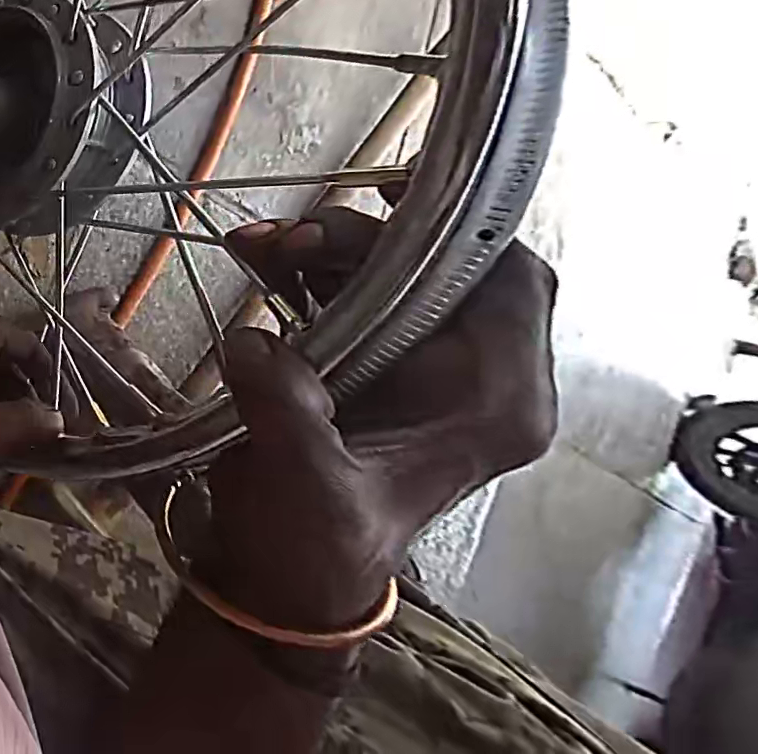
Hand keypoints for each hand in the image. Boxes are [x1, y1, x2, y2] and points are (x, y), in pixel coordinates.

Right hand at [198, 209, 557, 631]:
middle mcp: (457, 372)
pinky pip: (334, 289)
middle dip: (353, 239)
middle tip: (284, 239)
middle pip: (426, 266)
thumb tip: (251, 341)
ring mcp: (402, 361)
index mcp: (485, 402)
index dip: (459, 229)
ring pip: (375, 270)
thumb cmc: (309, 541)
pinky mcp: (354, 357)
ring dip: (313, 247)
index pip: (506, 285)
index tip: (388, 194)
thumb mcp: (306, 484)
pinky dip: (292, 266)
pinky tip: (254, 261)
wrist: (278, 564)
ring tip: (254, 245)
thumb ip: (287, 412)